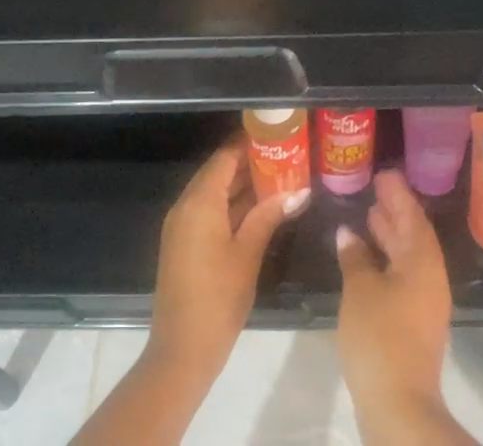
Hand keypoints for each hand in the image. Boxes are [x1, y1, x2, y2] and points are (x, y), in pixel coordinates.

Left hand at [148, 139, 308, 374]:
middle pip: (218, 172)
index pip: (224, 158)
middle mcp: (185, 206)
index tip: (277, 133)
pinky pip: (209, 211)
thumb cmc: (218, 297)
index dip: (249, 143)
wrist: (183, 348)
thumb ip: (269, 215)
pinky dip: (233, 205)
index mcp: (199, 202)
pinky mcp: (185, 243)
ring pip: (215, 193)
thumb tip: (299, 190)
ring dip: (243, 185)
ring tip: (282, 175)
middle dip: (250, 163)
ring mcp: (183, 226)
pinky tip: (262, 207)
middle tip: (288, 155)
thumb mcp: (248, 253)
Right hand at [334, 169, 453, 413]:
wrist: (399, 402)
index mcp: (422, 262)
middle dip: (395, 212)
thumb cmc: (379, 336)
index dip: (398, 195)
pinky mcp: (414, 322)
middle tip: (376, 189)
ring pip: (408, 258)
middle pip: (413, 236)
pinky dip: (386, 260)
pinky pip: (402, 276)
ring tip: (369, 215)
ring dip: (390, 236)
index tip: (385, 173)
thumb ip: (355, 257)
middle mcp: (429, 278)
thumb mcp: (360, 289)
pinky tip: (365, 259)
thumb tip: (348, 232)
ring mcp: (424, 302)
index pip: (412, 217)